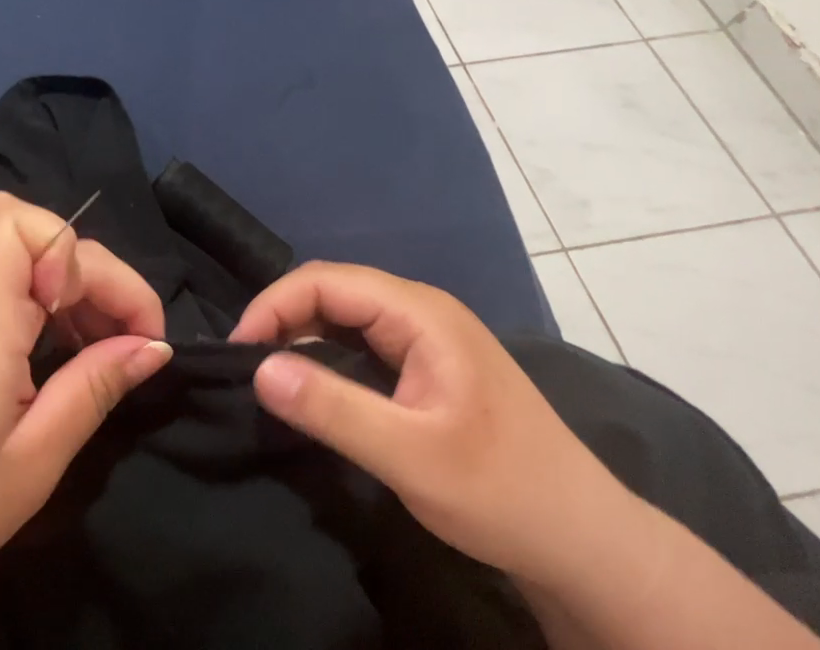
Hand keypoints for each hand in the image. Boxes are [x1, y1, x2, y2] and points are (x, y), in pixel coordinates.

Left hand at [0, 192, 172, 619]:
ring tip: (112, 351)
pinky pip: (13, 284)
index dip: (66, 251)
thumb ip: (94, 389)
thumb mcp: (34, 461)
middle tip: (133, 341)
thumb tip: (155, 345)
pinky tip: (75, 353)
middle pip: (33, 233)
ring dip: (81, 288)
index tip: (94, 316)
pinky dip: (55, 303)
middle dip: (97, 274)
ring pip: (27, 254)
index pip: (13, 222)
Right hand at [230, 261, 636, 584]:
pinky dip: (326, 356)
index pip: (327, 281)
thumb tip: (259, 368)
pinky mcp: (430, 367)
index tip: (239, 353)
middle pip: (334, 291)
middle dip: (282, 318)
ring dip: (301, 336)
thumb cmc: (500, 491)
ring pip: (347, 316)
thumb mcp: (409, 456)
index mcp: (423, 315)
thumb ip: (332, 409)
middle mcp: (424, 313)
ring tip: (267, 376)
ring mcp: (430, 339)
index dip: (274, 306)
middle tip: (246, 367)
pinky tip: (310, 387)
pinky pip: (363, 343)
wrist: (580, 537)